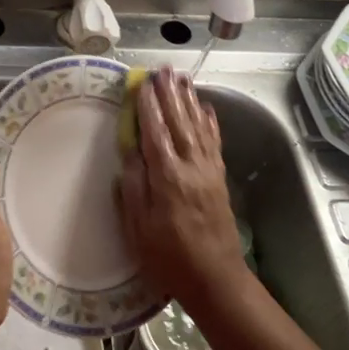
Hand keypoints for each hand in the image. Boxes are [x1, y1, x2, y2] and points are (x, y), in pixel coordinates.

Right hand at [119, 70, 248, 312]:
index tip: (142, 84)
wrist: (215, 278)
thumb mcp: (138, 229)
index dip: (148, 107)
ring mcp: (208, 172)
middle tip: (163, 70)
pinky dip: (209, 122)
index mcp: (168, 178)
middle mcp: (191, 167)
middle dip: (170, 95)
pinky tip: (206, 108)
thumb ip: (134, 188)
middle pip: (179, 122)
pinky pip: (213, 142)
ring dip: (189, 101)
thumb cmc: (168, 258)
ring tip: (182, 79)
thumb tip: (130, 153)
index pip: (155, 133)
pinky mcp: (218, 179)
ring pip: (198, 127)